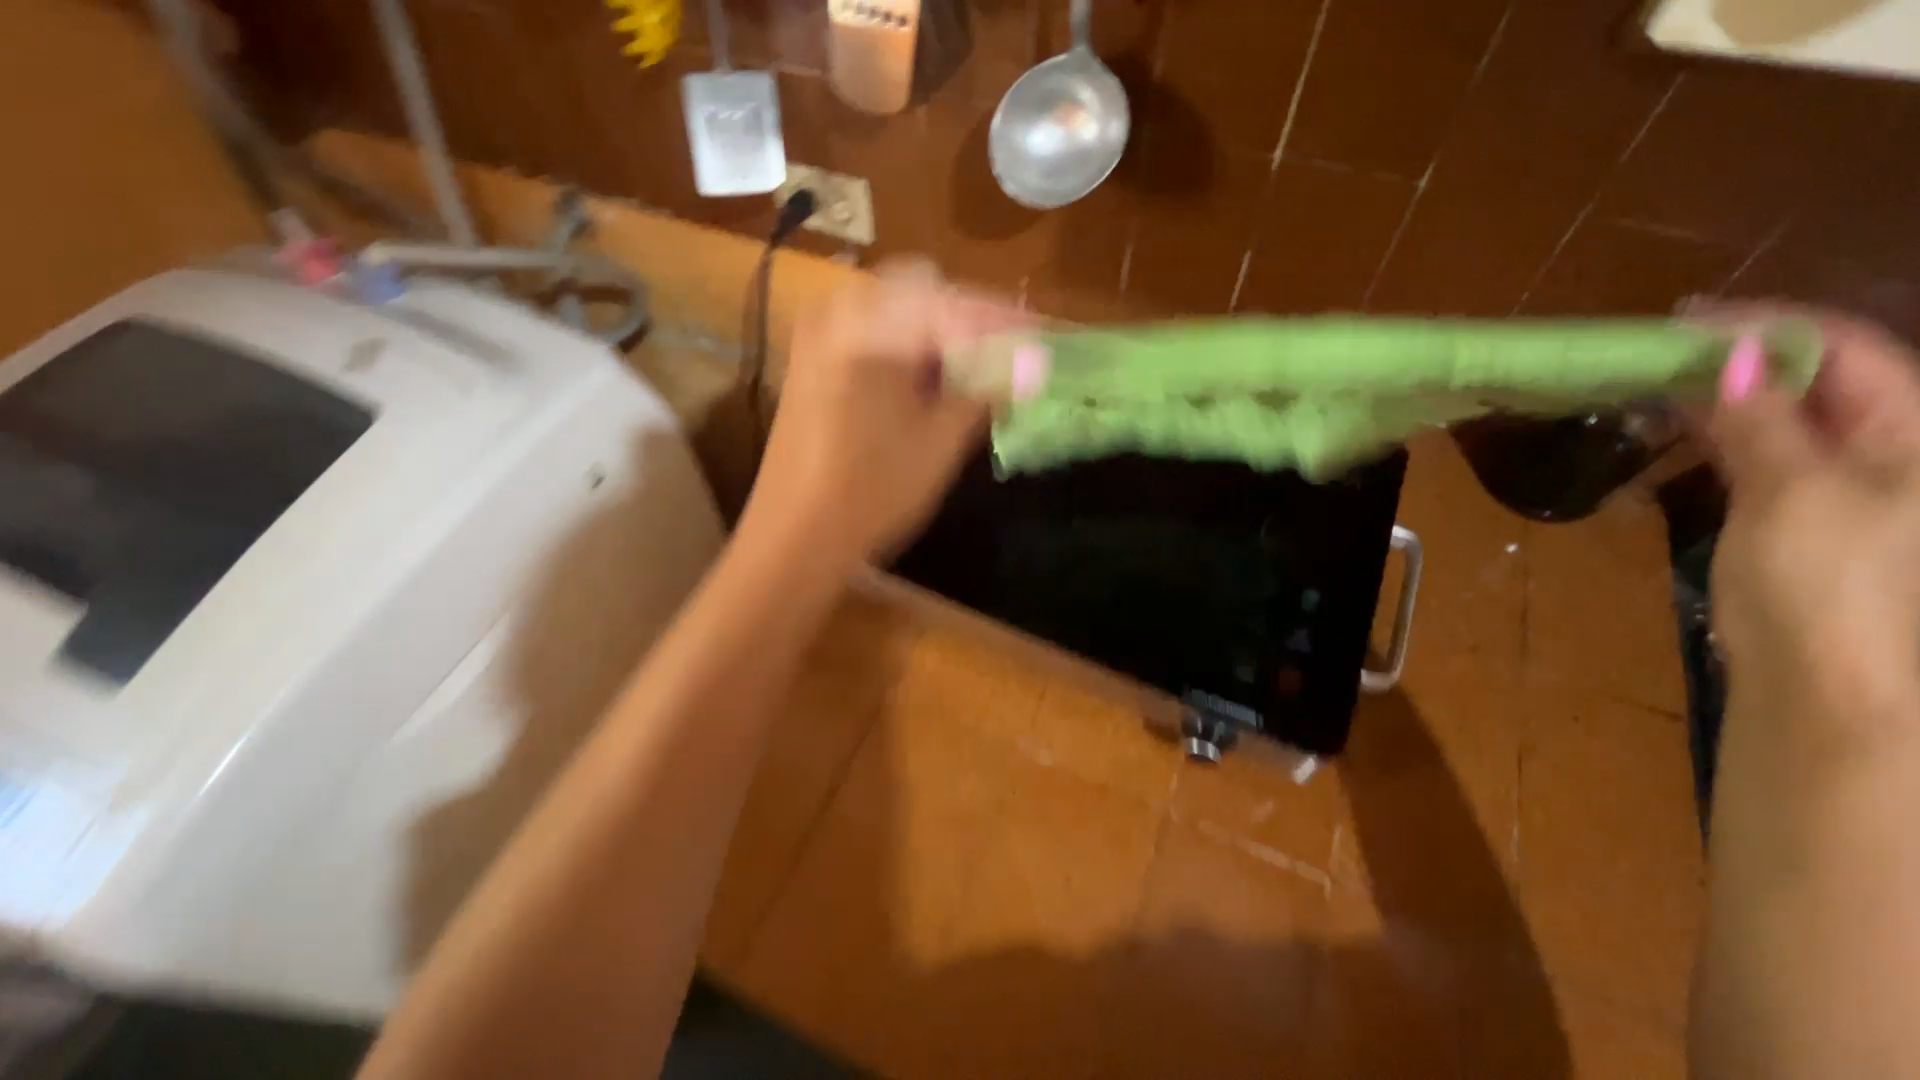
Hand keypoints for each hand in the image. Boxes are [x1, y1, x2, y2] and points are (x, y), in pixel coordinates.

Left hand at [738, 260, 1033, 570]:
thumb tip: (1028, 362)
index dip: (1001, 317)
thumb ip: (986, 389)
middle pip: (920, 293)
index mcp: (873, 323)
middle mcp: (839, 314)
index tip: (1039, 331)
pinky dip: (903, 351)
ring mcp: (817, 339)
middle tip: (1004, 355)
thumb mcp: (942, 440)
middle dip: (966, 321)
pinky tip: (927, 384)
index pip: (953, 299)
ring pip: (893, 315)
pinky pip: (868, 337)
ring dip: (935, 336)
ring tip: (971, 374)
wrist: (793, 537)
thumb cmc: (873, 489)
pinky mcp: (808, 366)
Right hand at [1702, 303, 1919, 742]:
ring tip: (1657, 381)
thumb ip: (1762, 420)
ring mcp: (1845, 487)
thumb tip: (1731, 353)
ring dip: (1725, 394)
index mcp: (1914, 434)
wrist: (1827, 691)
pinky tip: (1681, 428)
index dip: (1767, 327)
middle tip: (1660, 347)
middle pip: (1817, 379)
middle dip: (1742, 357)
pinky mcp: (1801, 520)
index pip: (1844, 351)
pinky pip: (1765, 455)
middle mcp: (1890, 451)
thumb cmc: (1826, 586)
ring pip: (1784, 417)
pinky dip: (1723, 435)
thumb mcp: (1792, 492)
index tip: (1686, 318)